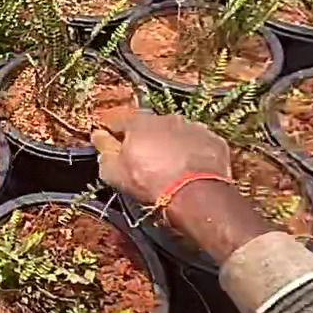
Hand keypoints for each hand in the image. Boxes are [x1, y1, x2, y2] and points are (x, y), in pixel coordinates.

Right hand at [91, 110, 230, 203]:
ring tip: (171, 168)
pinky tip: (190, 170)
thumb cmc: (148, 181)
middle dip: (147, 140)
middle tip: (146, 163)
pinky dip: (194, 153)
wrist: (194, 194)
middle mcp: (167, 117)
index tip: (116, 151)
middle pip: (151, 127)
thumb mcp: (114, 171)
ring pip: (177, 134)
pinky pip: (199, 144)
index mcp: (139, 122)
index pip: (121, 124)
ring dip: (172, 145)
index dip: (116, 137)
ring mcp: (193, 127)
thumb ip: (103, 150)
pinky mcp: (214, 141)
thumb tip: (98, 134)